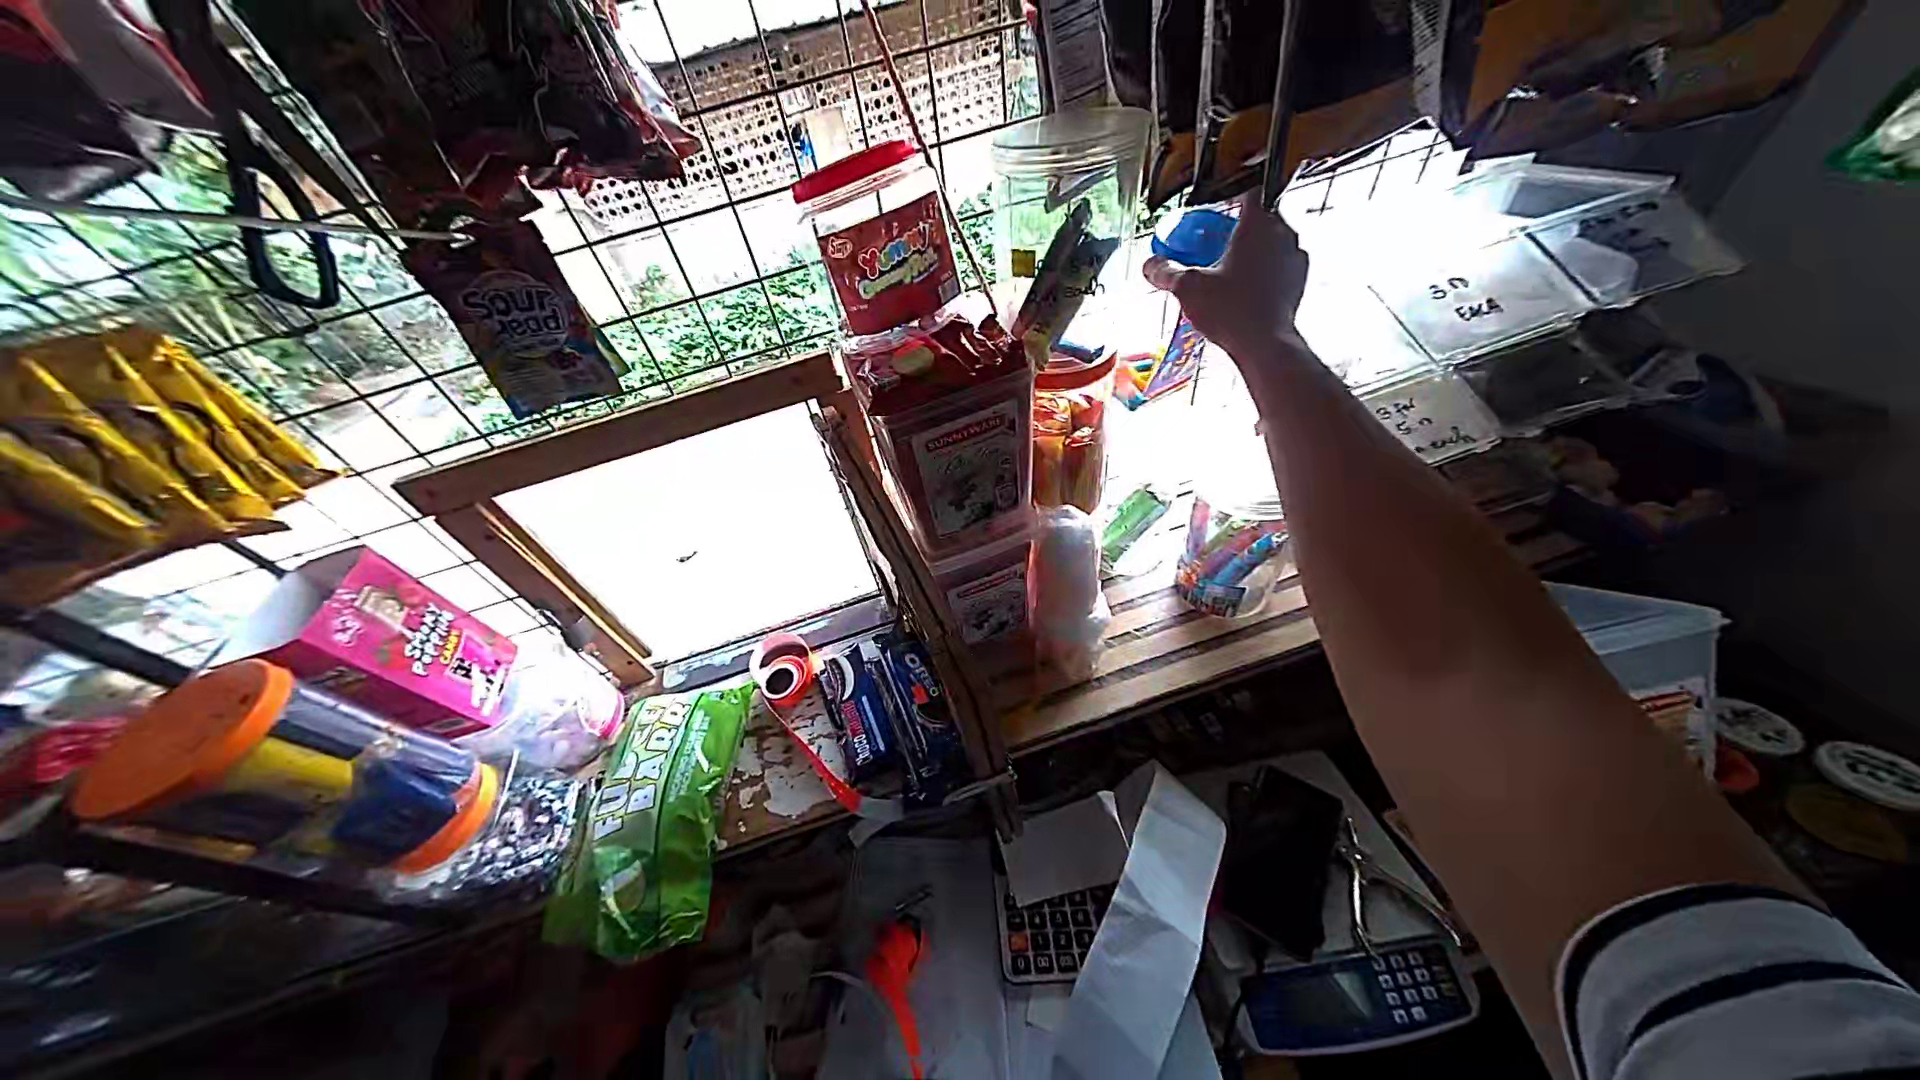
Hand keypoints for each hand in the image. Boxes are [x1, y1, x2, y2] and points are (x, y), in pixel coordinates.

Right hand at [1142, 192, 1309, 360]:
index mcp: (1256, 225)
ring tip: (1233, 269)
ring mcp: (1295, 257)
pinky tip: (1248, 288)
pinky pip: (1282, 267)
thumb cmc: (1230, 309)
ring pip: (1274, 242)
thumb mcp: (1188, 288)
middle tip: (1220, 243)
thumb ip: (1166, 272)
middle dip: (1242, 228)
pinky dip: (1267, 272)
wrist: (1264, 342)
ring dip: (1256, 250)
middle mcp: (1282, 234)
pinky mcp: (1300, 281)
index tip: (1220, 212)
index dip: (1233, 199)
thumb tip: (1150, 265)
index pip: (1250, 193)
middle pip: (1263, 217)